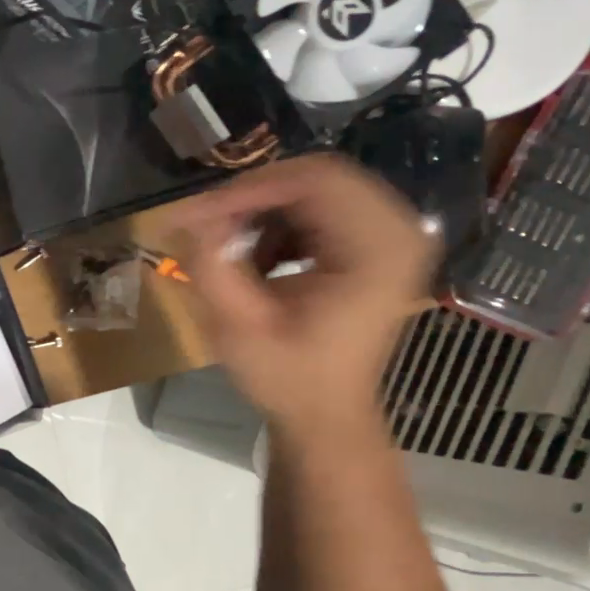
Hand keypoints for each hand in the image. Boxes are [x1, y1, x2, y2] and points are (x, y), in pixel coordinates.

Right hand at [171, 154, 437, 438]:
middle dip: (251, 198)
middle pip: (318, 177)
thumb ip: (213, 266)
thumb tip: (191, 218)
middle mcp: (399, 228)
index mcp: (379, 247)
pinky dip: (279, 225)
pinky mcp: (376, 244)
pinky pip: (322, 209)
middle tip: (202, 226)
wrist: (325, 413)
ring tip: (228, 250)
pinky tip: (257, 259)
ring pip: (316, 190)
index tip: (193, 215)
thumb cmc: (286, 377)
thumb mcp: (237, 326)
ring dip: (263, 213)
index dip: (248, 189)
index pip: (315, 182)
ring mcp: (391, 234)